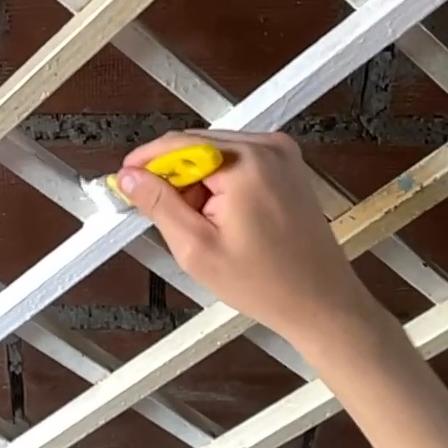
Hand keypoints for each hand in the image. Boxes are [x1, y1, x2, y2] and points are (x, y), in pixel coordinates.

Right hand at [117, 130, 381, 344]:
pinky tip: (221, 214)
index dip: (146, 161)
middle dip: (174, 175)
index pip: (178, 144)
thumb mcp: (197, 249)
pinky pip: (237, 158)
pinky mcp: (287, 162)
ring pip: (215, 151)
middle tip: (164, 214)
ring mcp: (281, 150)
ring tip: (198, 222)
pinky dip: (220, 179)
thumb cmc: (262, 284)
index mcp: (245, 162)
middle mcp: (266, 145)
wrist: (324, 303)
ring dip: (197, 178)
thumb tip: (126, 175)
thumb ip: (159, 205)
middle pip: (197, 144)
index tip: (124, 181)